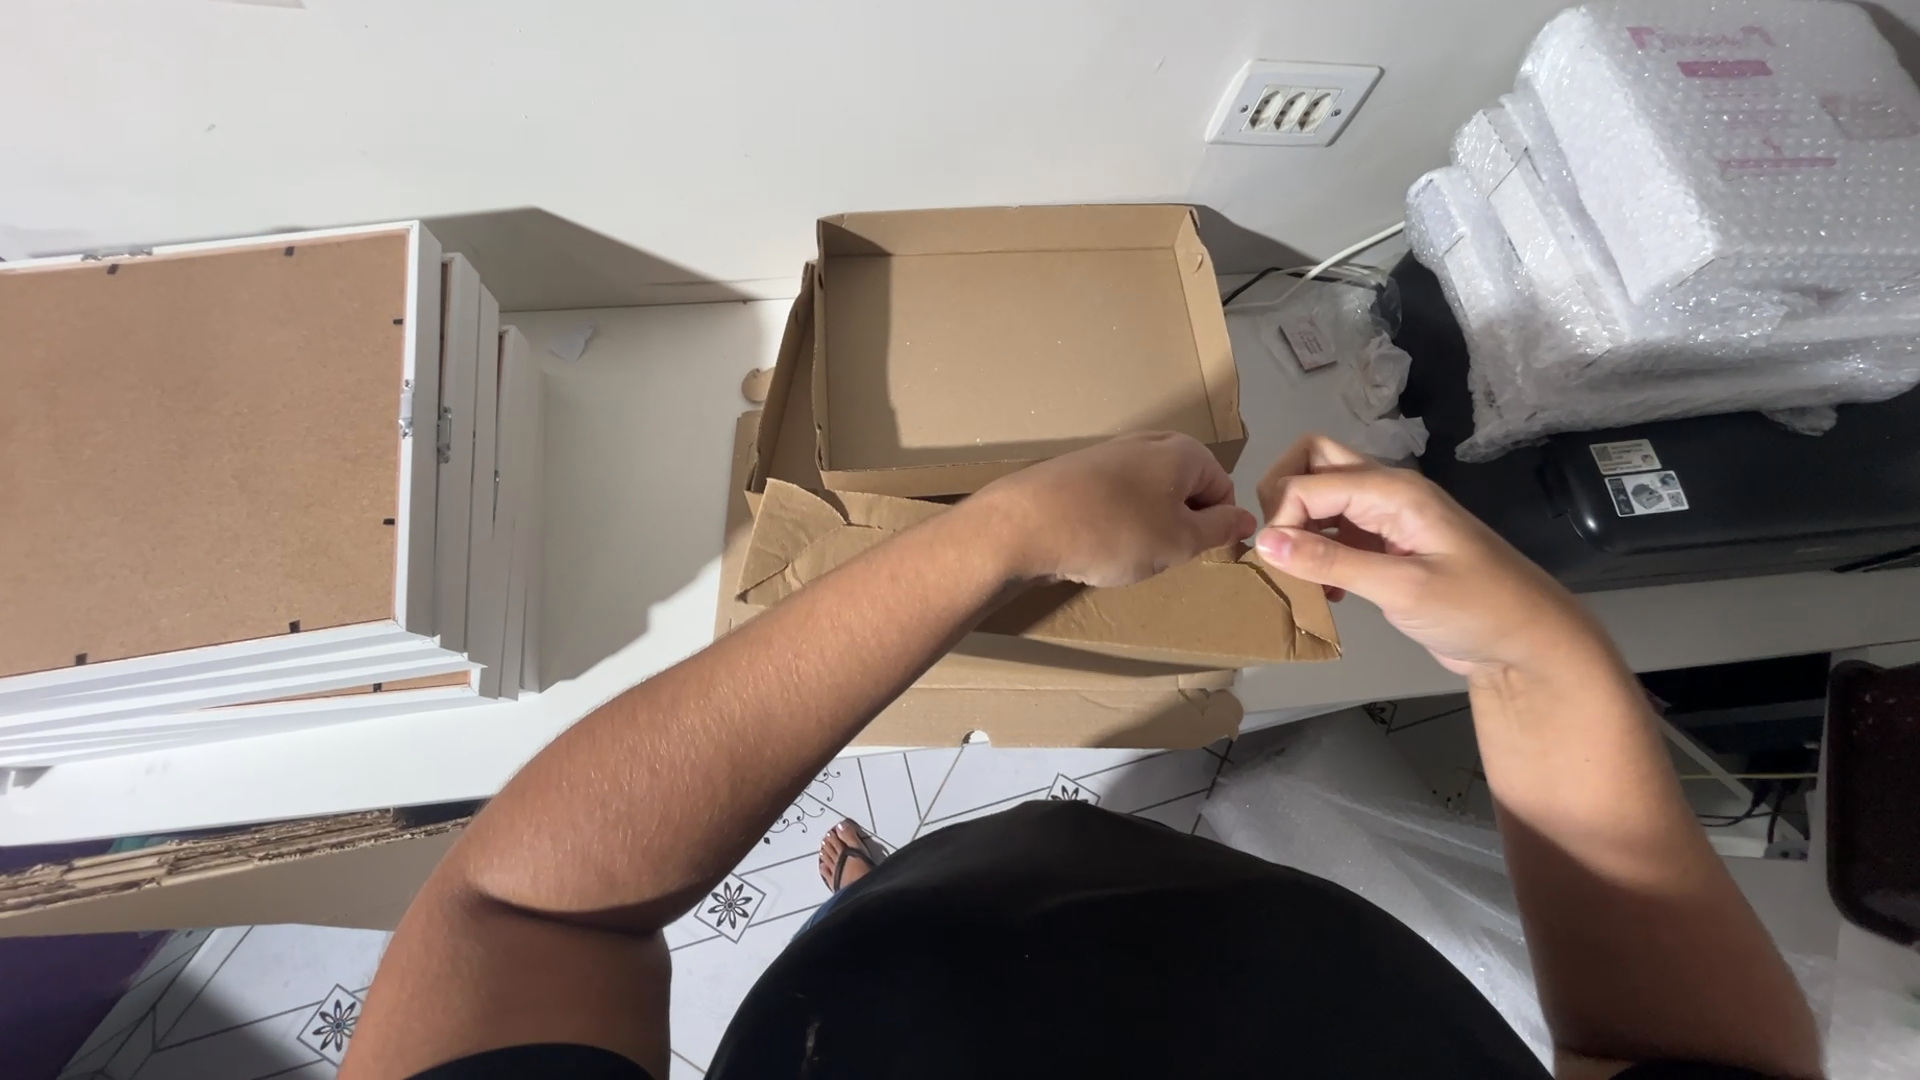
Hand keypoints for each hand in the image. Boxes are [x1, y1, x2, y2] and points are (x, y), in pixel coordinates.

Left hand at [965, 431, 1258, 588]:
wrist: (1024, 525)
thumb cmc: (1115, 533)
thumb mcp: (1180, 541)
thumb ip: (1220, 529)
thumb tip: (1247, 517)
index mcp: (1182, 450)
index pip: (1223, 489)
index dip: (1214, 526)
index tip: (1190, 552)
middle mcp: (1146, 441)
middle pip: (1182, 489)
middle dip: (1177, 525)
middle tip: (1156, 555)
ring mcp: (1105, 453)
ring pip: (1145, 497)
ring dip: (1143, 528)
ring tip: (1121, 553)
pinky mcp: (1073, 473)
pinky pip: (1110, 500)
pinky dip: (1110, 523)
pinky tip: (1093, 544)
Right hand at [1252, 434, 1601, 679]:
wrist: (1531, 644)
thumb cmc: (1476, 611)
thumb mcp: (1402, 589)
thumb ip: (1330, 562)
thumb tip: (1263, 542)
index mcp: (1393, 491)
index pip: (1307, 484)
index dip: (1281, 520)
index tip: (1277, 564)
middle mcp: (1386, 491)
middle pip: (1312, 460)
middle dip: (1282, 494)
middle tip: (1277, 543)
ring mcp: (1386, 515)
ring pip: (1321, 490)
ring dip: (1296, 521)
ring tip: (1295, 567)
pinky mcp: (1385, 541)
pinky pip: (1333, 525)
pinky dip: (1314, 546)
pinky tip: (1324, 586)